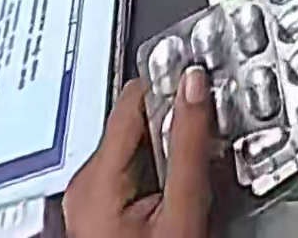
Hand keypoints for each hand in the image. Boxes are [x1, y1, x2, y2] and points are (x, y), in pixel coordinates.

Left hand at [64, 75, 213, 237]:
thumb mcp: (182, 215)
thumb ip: (188, 145)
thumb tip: (193, 83)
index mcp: (93, 180)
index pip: (135, 96)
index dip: (173, 85)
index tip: (205, 81)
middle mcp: (85, 183)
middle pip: (141, 119)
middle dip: (178, 122)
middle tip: (213, 132)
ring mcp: (92, 197)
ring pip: (144, 142)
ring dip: (175, 145)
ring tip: (203, 165)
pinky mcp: (103, 209)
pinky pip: (140, 166)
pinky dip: (166, 166)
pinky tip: (185, 185)